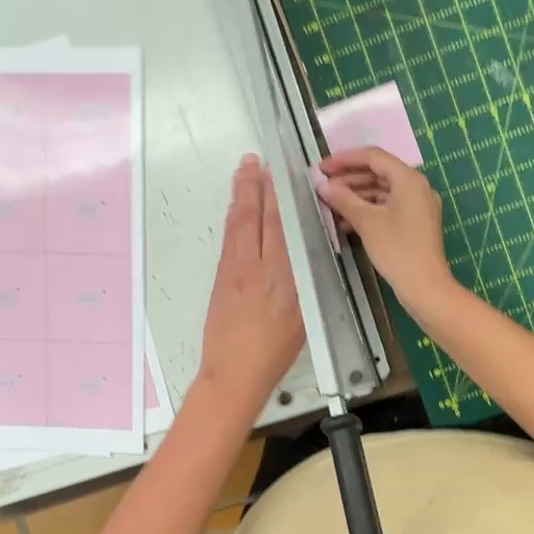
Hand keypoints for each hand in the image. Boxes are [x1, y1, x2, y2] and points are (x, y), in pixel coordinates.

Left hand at [198, 156, 304, 414]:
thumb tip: (311, 253)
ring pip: (235, 225)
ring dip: (239, 197)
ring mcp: (233, 272)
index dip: (276, 196)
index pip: (277, 225)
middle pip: (250, 216)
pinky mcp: (221, 280)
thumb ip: (306, 282)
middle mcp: (252, 266)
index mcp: (278, 275)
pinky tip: (235, 211)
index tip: (278, 172)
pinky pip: (228, 241)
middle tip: (253, 160)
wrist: (233, 373)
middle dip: (252, 186)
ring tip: (243, 174)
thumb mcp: (303, 317)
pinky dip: (232, 220)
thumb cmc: (274, 351)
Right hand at [314, 146, 454, 302]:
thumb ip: (344, 199)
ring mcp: (418, 206)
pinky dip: (368, 211)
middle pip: (378, 173)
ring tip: (331, 205)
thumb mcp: (367, 222)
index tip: (322, 168)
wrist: (425, 286)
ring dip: (356, 197)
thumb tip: (323, 186)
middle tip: (324, 187)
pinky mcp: (416, 224)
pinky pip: (388, 208)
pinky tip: (346, 223)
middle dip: (349, 179)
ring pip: (382, 192)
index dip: (345, 159)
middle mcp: (417, 187)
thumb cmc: (397, 249)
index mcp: (409, 179)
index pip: (373, 157)